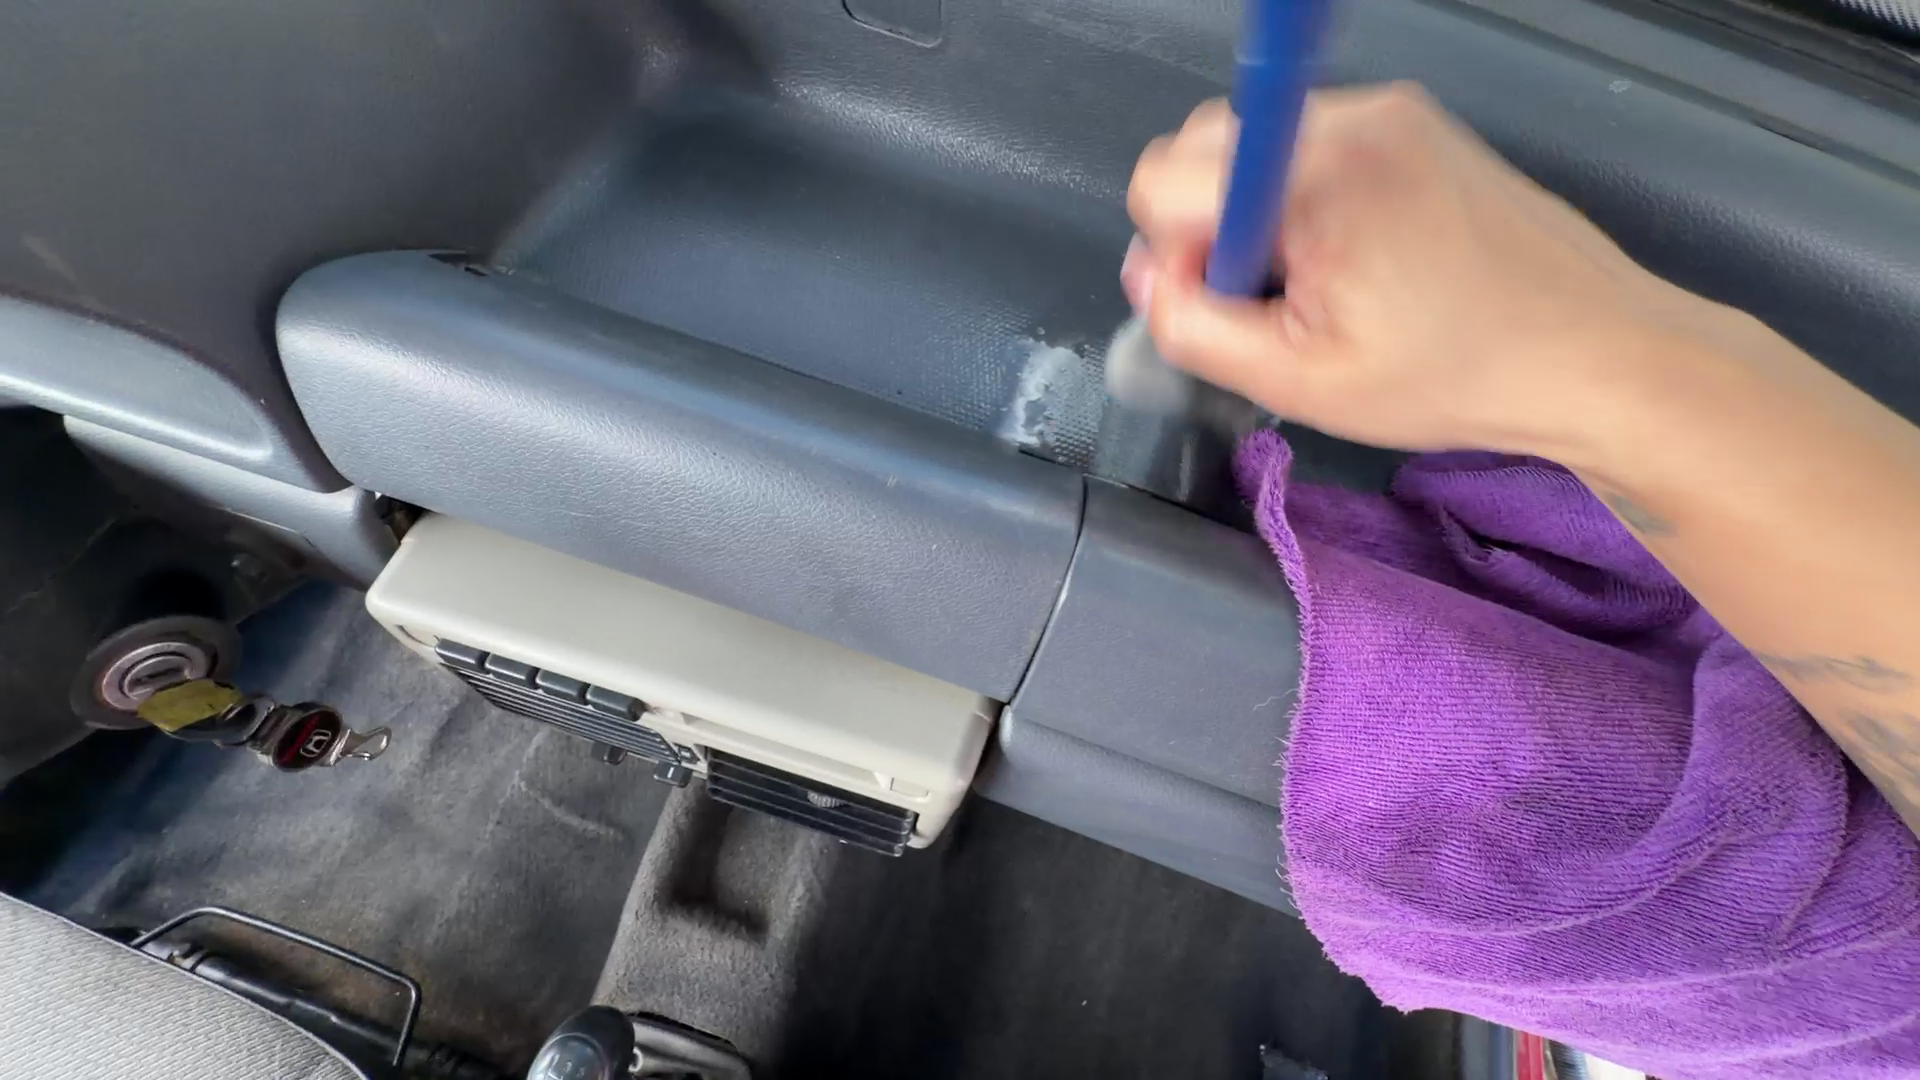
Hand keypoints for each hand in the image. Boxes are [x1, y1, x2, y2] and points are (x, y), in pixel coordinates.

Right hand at [1121, 83, 1731, 462]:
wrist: (1591, 353)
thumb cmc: (1442, 375)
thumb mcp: (1291, 380)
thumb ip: (1192, 327)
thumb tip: (1147, 278)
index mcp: (1313, 173)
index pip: (1162, 178)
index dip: (1170, 252)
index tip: (1227, 300)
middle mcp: (1348, 116)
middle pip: (1198, 149)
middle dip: (1200, 227)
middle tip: (1261, 296)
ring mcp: (1387, 112)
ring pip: (1246, 149)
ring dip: (1245, 217)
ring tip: (1307, 283)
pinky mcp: (1410, 126)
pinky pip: (1301, 149)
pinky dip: (1290, 203)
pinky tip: (1342, 259)